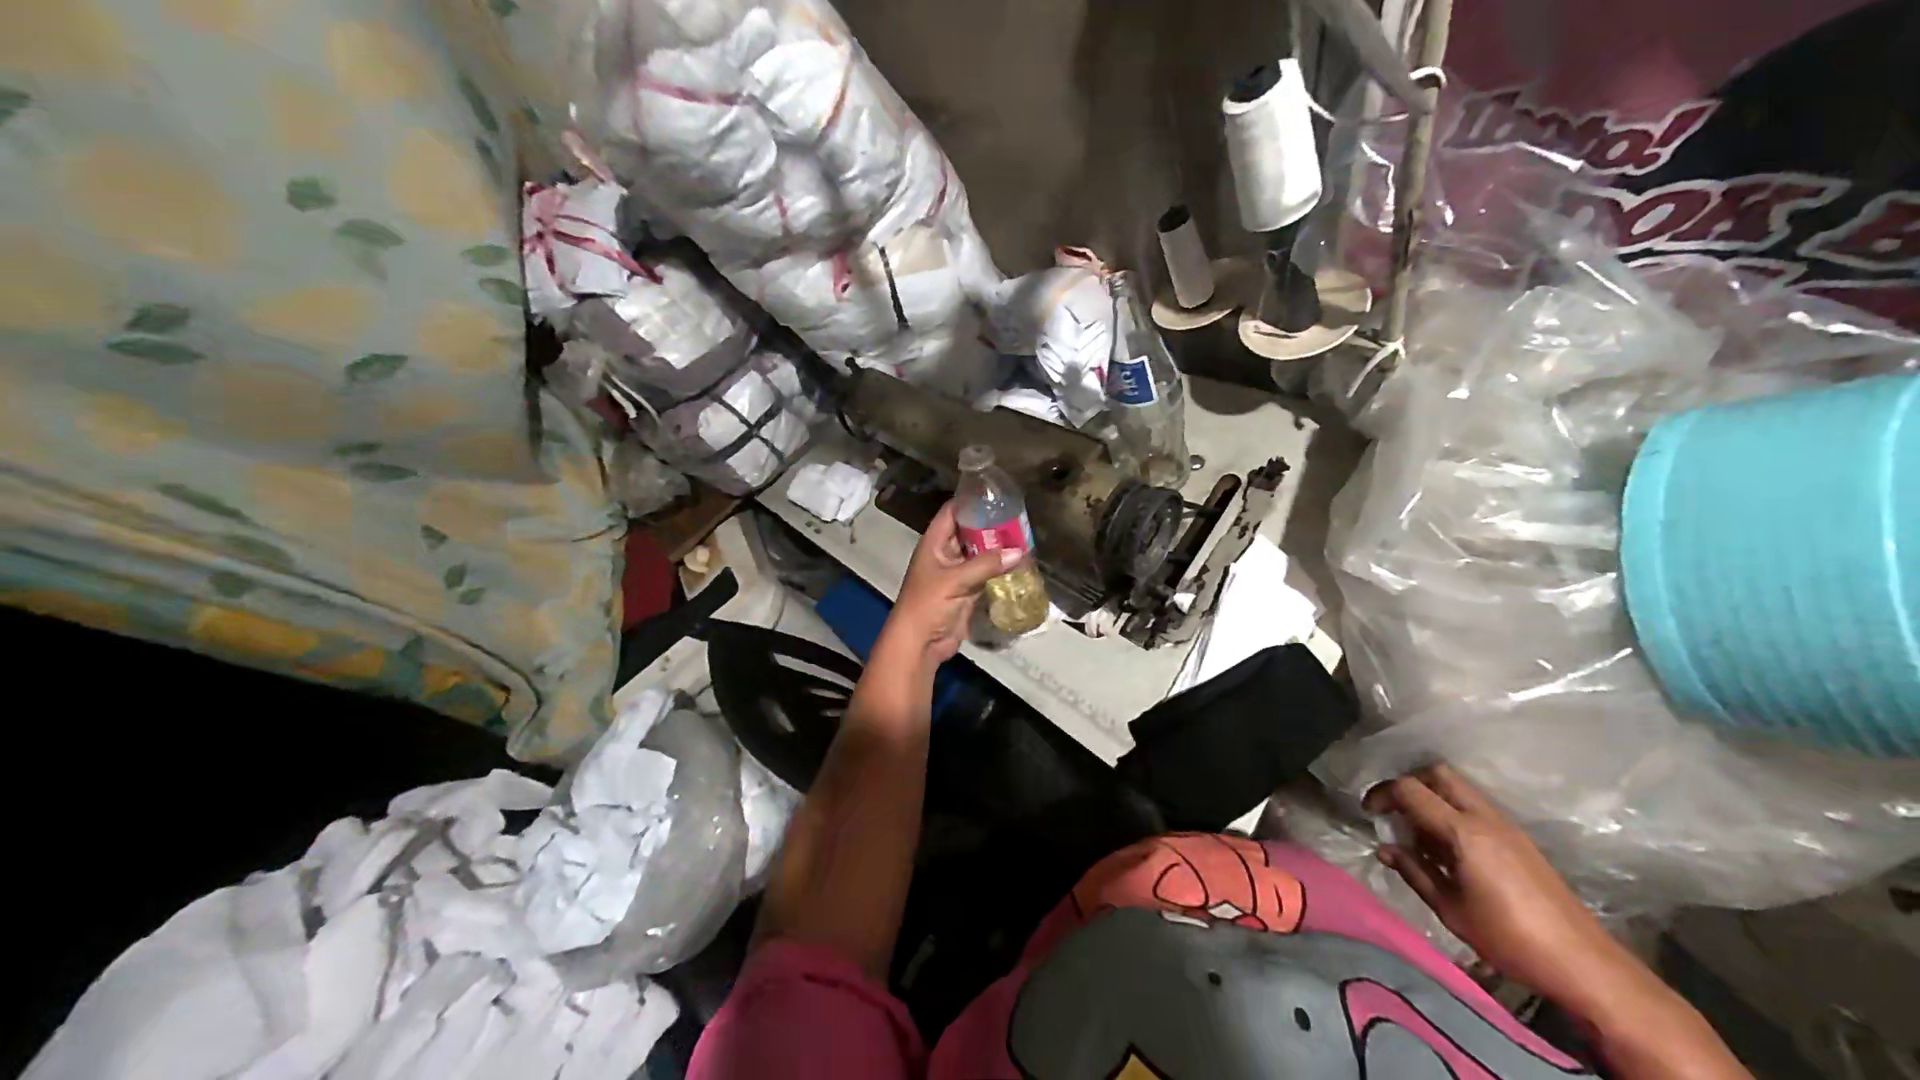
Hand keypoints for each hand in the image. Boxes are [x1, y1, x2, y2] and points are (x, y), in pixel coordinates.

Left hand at [883, 501, 1020, 665]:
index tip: (994, 494)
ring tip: (1024, 535)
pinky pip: (985, 574)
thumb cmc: (928, 604)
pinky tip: (1019, 562)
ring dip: (998, 547)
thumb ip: (987, 564)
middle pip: (969, 531)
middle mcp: (945, 554)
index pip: (951, 512)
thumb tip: (1019, 552)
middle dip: (990, 525)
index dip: (969, 501)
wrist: (920, 643)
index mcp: (934, 543)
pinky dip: (999, 568)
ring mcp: (956, 573)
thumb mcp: (956, 580)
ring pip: (979, 553)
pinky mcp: (966, 591)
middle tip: (1017, 516)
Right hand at [1365, 765, 1625, 1006]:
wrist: (1584, 963)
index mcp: (1464, 831)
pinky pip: (1475, 808)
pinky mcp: (1519, 840)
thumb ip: (1413, 871)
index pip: (1410, 789)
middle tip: (1393, 812)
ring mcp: (1507, 826)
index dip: (1382, 794)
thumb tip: (1385, 848)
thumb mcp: (1450, 909)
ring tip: (1418, 834)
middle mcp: (1485, 818)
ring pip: (1458, 788)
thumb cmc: (1510, 937)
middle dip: (1408, 784)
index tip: (1369, 813)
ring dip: (1431, 799)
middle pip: (1437, 774)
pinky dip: (1451, 813)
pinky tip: (1447, 849)